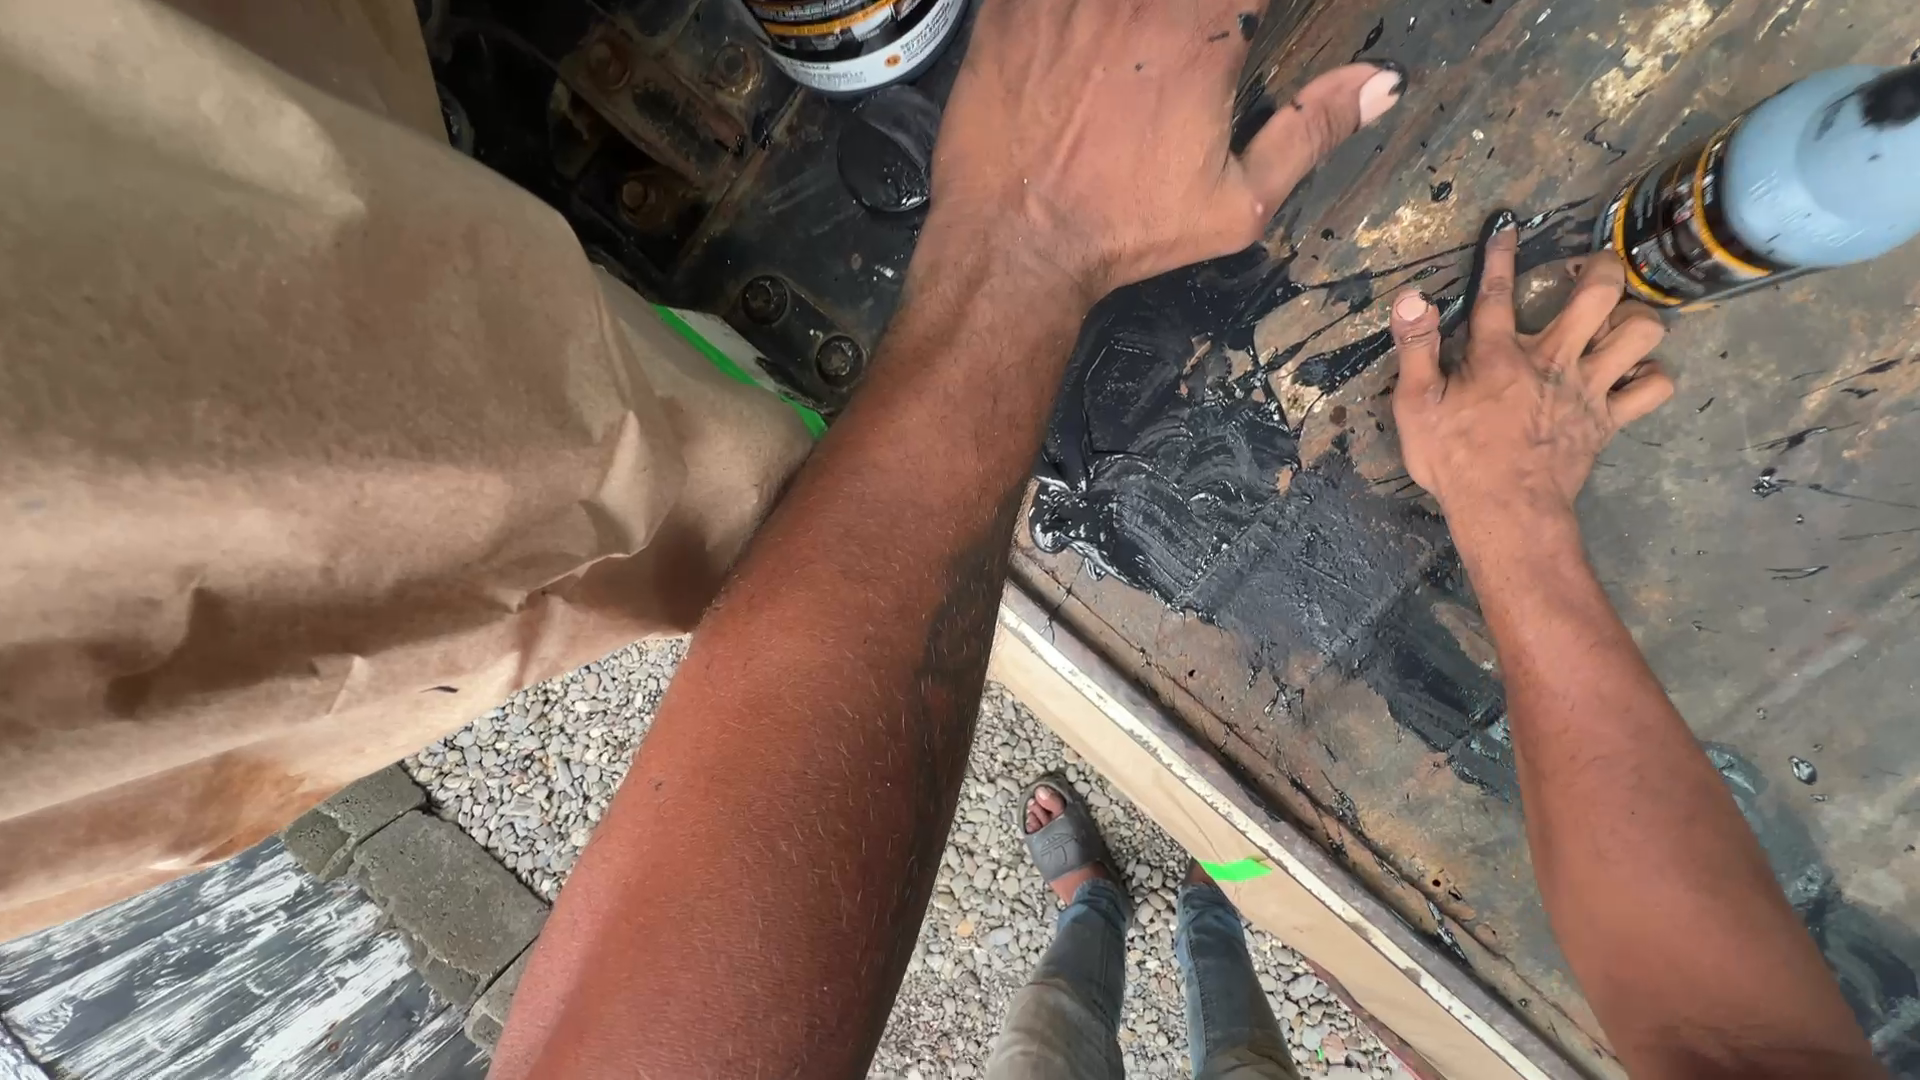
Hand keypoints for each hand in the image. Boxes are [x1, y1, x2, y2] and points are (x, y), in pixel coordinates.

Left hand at [928, 0, 1404, 300]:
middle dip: (1197, 12)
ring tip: (1131, 47)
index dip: (1247, 6)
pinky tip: (1080, 36)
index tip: (1240, 26)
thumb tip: (1381, 84)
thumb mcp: (1235, 205)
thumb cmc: (1123, 234)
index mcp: (1208, 24)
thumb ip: (1310, 134)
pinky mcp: (1008, 8)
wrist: (1016, 250)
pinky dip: (1068, 11)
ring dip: (1130, 11)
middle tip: (1189, 39)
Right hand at [1389, 218, 1674, 529]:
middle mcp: (1552, 360)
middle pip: (1599, 294)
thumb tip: (1410, 298)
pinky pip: (1654, 387)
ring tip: (1612, 328)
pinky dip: (1650, 377)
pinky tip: (1630, 378)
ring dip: (1634, 322)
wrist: (1503, 507)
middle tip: (1588, 272)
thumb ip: (1416, 348)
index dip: (1500, 257)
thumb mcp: (1415, 403)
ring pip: (1642, 333)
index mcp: (1499, 356)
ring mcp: (1588, 390)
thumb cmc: (1452, 456)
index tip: (1507, 228)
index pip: (1497, 294)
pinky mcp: (1609, 421)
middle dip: (1601, 270)